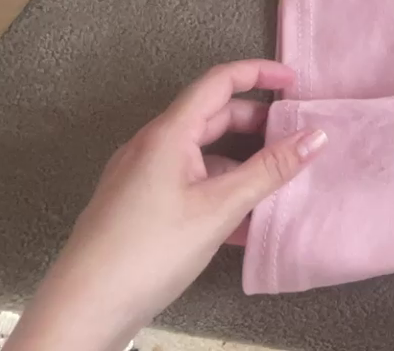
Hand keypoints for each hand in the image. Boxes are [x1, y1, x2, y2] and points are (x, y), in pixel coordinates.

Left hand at [6, 60, 324, 350]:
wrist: (76, 320)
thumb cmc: (147, 253)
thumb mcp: (220, 208)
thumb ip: (271, 169)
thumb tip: (317, 136)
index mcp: (167, 134)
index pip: (220, 80)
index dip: (260, 73)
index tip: (295, 82)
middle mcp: (150, 146)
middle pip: (212, 115)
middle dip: (256, 122)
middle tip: (291, 136)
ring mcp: (138, 176)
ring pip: (201, 151)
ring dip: (239, 160)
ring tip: (272, 184)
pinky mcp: (134, 205)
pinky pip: (186, 179)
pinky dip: (217, 185)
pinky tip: (238, 220)